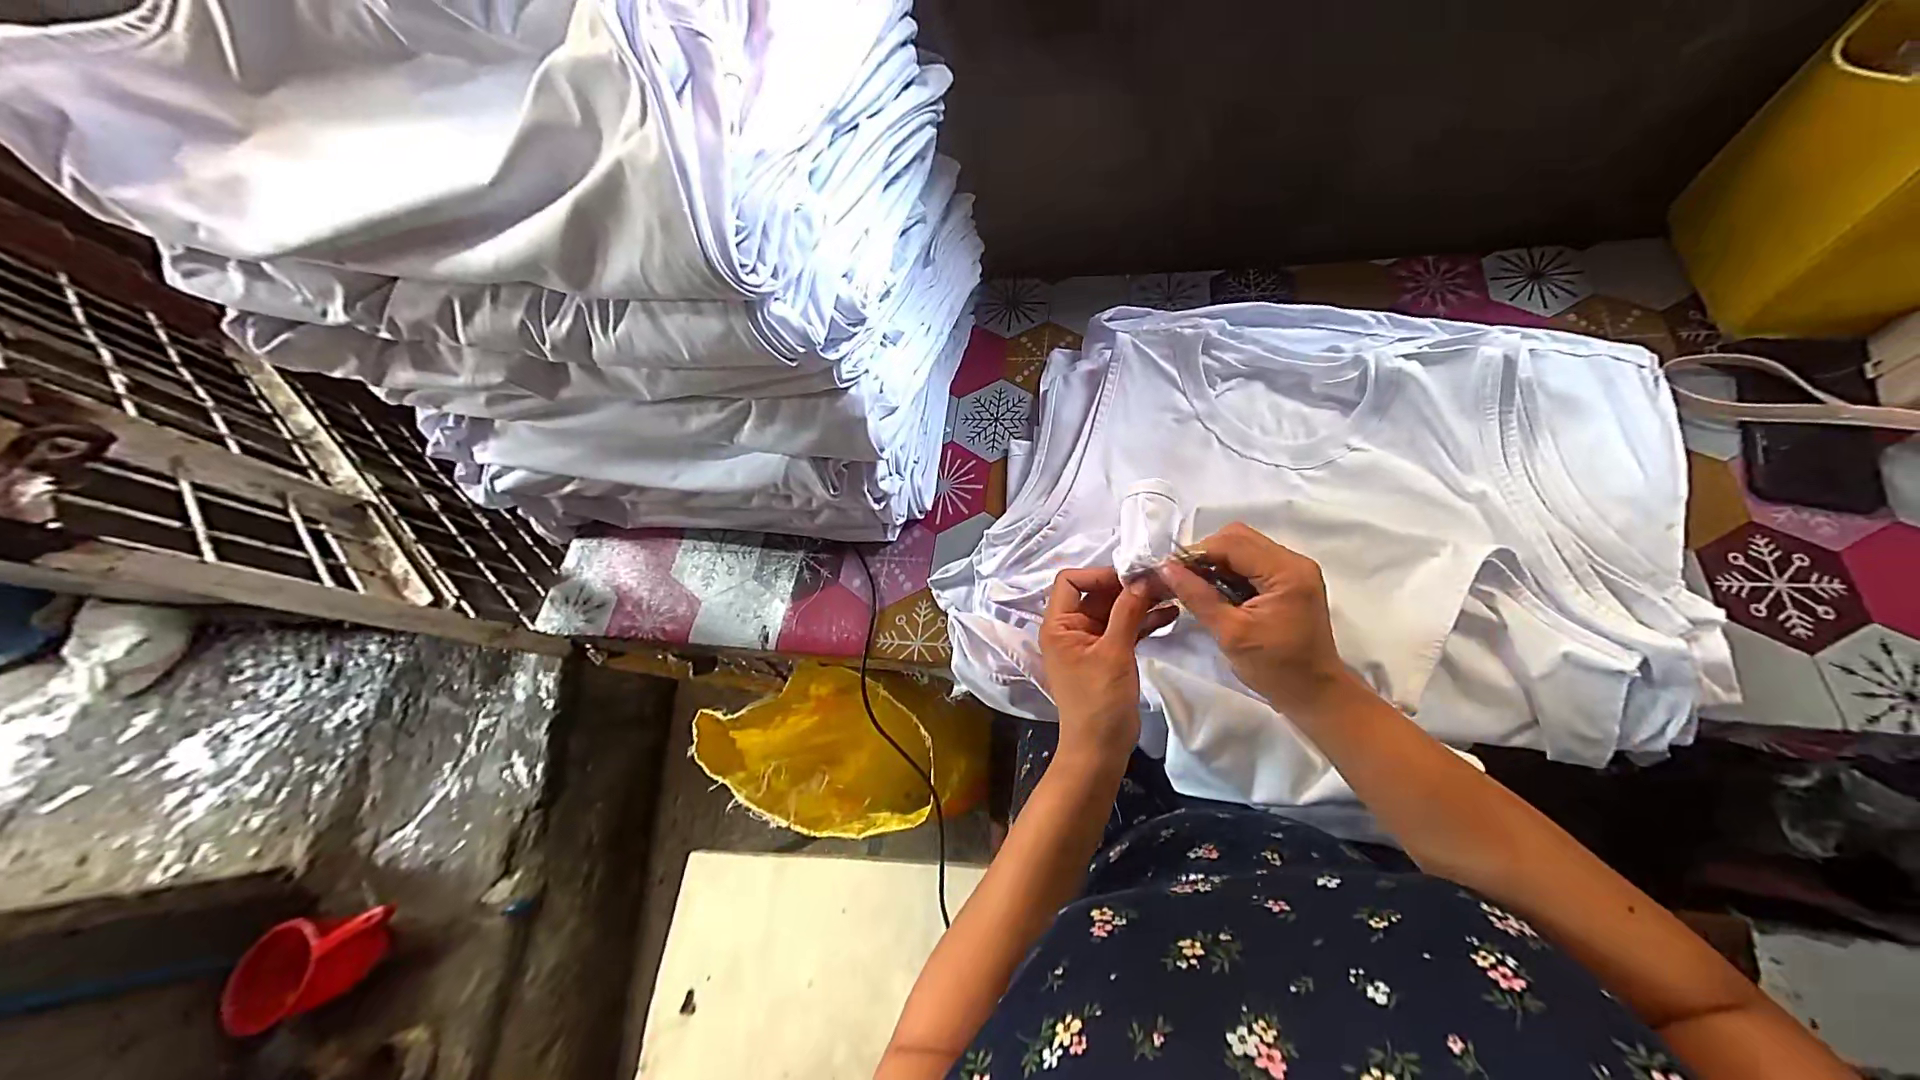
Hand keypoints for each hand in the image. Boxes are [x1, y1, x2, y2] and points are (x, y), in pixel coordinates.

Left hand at [1038, 567, 1175, 764]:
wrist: (1100, 748)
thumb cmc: (1099, 700)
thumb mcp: (1114, 652)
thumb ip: (1127, 612)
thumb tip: (1142, 579)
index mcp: (1059, 624)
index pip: (1070, 580)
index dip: (1099, 574)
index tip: (1132, 577)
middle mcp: (1070, 628)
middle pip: (1097, 593)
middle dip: (1128, 585)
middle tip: (1163, 580)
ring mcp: (1090, 641)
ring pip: (1115, 610)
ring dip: (1140, 602)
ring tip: (1173, 593)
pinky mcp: (1108, 654)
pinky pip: (1125, 628)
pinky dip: (1143, 621)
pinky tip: (1171, 615)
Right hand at [1156, 523, 1350, 714]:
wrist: (1313, 693)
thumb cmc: (1275, 668)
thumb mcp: (1230, 633)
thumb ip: (1197, 596)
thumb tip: (1166, 569)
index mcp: (1286, 573)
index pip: (1232, 543)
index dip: (1196, 553)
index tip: (1169, 571)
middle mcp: (1294, 563)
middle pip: (1238, 538)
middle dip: (1205, 554)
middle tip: (1182, 579)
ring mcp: (1293, 570)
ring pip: (1243, 547)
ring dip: (1216, 562)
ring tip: (1196, 586)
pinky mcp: (1288, 581)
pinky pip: (1251, 562)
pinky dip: (1228, 571)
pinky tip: (1215, 591)